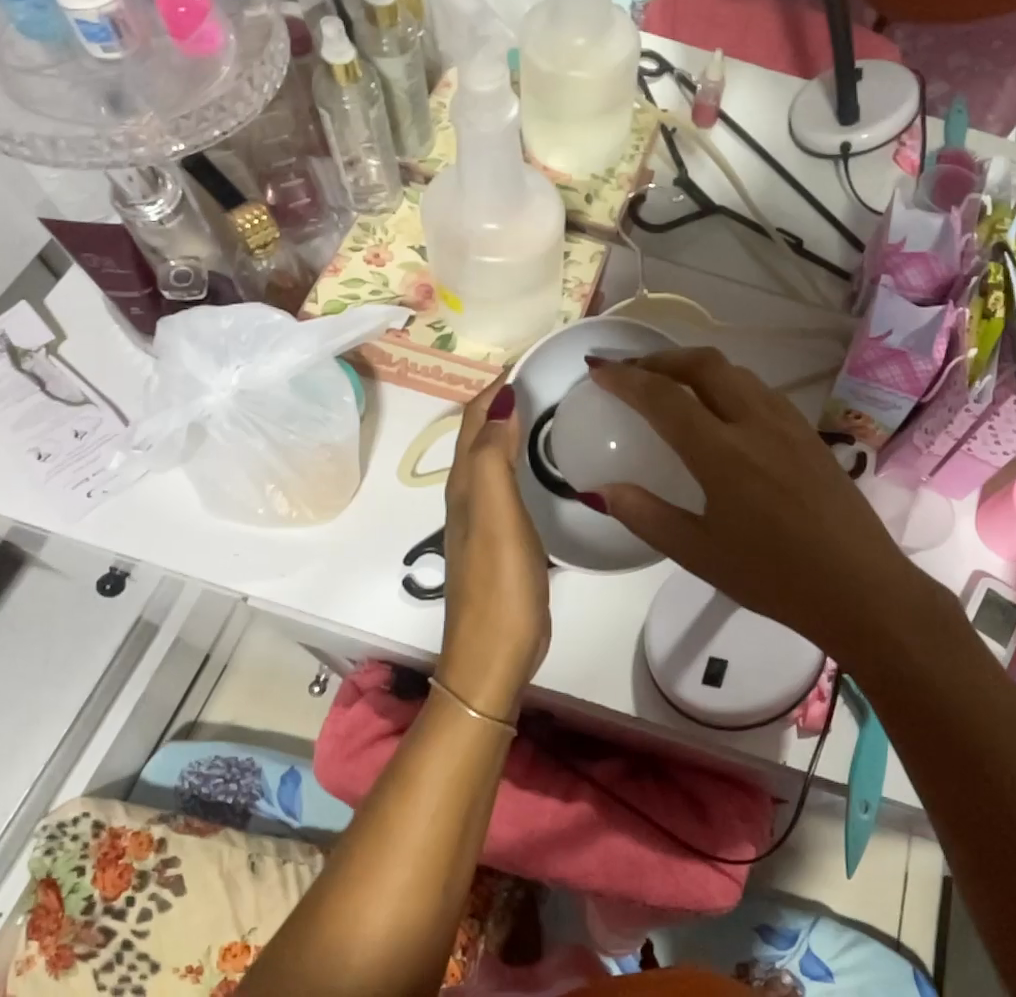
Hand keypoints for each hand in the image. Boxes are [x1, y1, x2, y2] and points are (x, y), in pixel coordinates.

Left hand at [436, 378, 549, 720]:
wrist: (494, 656)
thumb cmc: (499, 585)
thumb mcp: (497, 515)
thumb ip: (494, 458)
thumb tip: (501, 402)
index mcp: (466, 486)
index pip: (474, 419)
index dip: (495, 387)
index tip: (531, 357)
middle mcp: (469, 498)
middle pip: (480, 437)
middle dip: (504, 402)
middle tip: (546, 377)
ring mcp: (485, 524)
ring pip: (494, 462)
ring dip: (512, 432)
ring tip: (550, 412)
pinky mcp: (504, 545)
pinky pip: (510, 489)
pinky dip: (523, 466)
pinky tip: (546, 472)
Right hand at [582, 349, 948, 660]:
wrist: (860, 587)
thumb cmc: (774, 578)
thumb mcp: (699, 554)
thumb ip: (647, 516)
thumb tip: (603, 491)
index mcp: (722, 453)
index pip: (664, 397)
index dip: (626, 379)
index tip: (599, 372)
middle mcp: (756, 423)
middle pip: (704, 364)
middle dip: (662, 359)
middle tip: (634, 374)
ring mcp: (790, 425)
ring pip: (738, 374)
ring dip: (698, 368)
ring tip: (675, 387)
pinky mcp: (811, 436)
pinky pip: (763, 392)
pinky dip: (730, 386)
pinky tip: (725, 415)